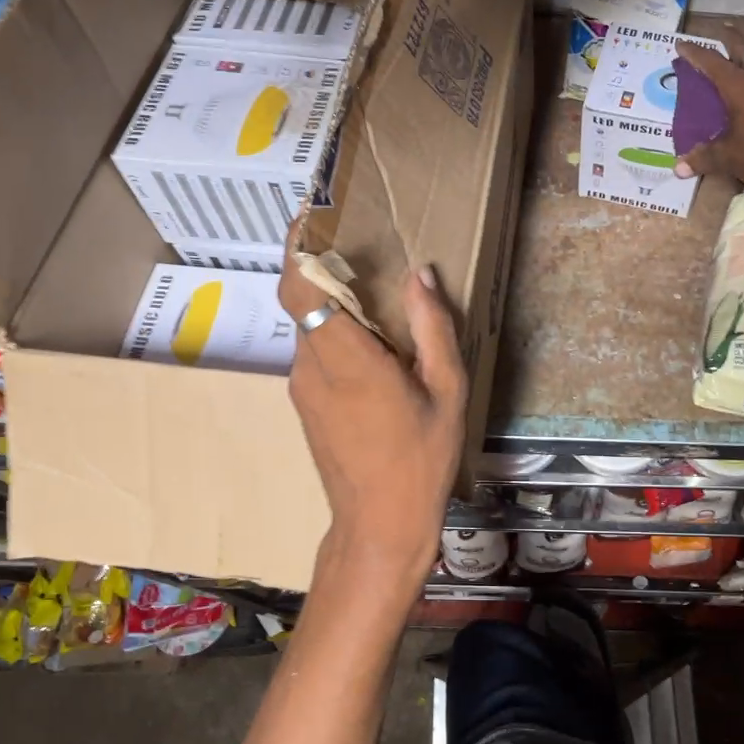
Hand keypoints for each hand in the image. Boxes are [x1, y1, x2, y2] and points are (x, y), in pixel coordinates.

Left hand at [277, 246, 466, 585]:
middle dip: (322, 265)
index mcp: (346, 359)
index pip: (300, 289)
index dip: (297, 248)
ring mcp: (303, 388)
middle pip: (302, 300)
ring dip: (331, 300)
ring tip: (374, 285)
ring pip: (309, 326)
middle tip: (360, 240)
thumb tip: (421, 274)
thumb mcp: (446, 392)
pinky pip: (315, 350)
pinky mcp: (306, 403)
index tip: (312, 215)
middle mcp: (312, 366)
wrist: (378, 528)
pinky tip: (373, 336)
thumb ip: (433, 329)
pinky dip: (334, 329)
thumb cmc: (419, 460)